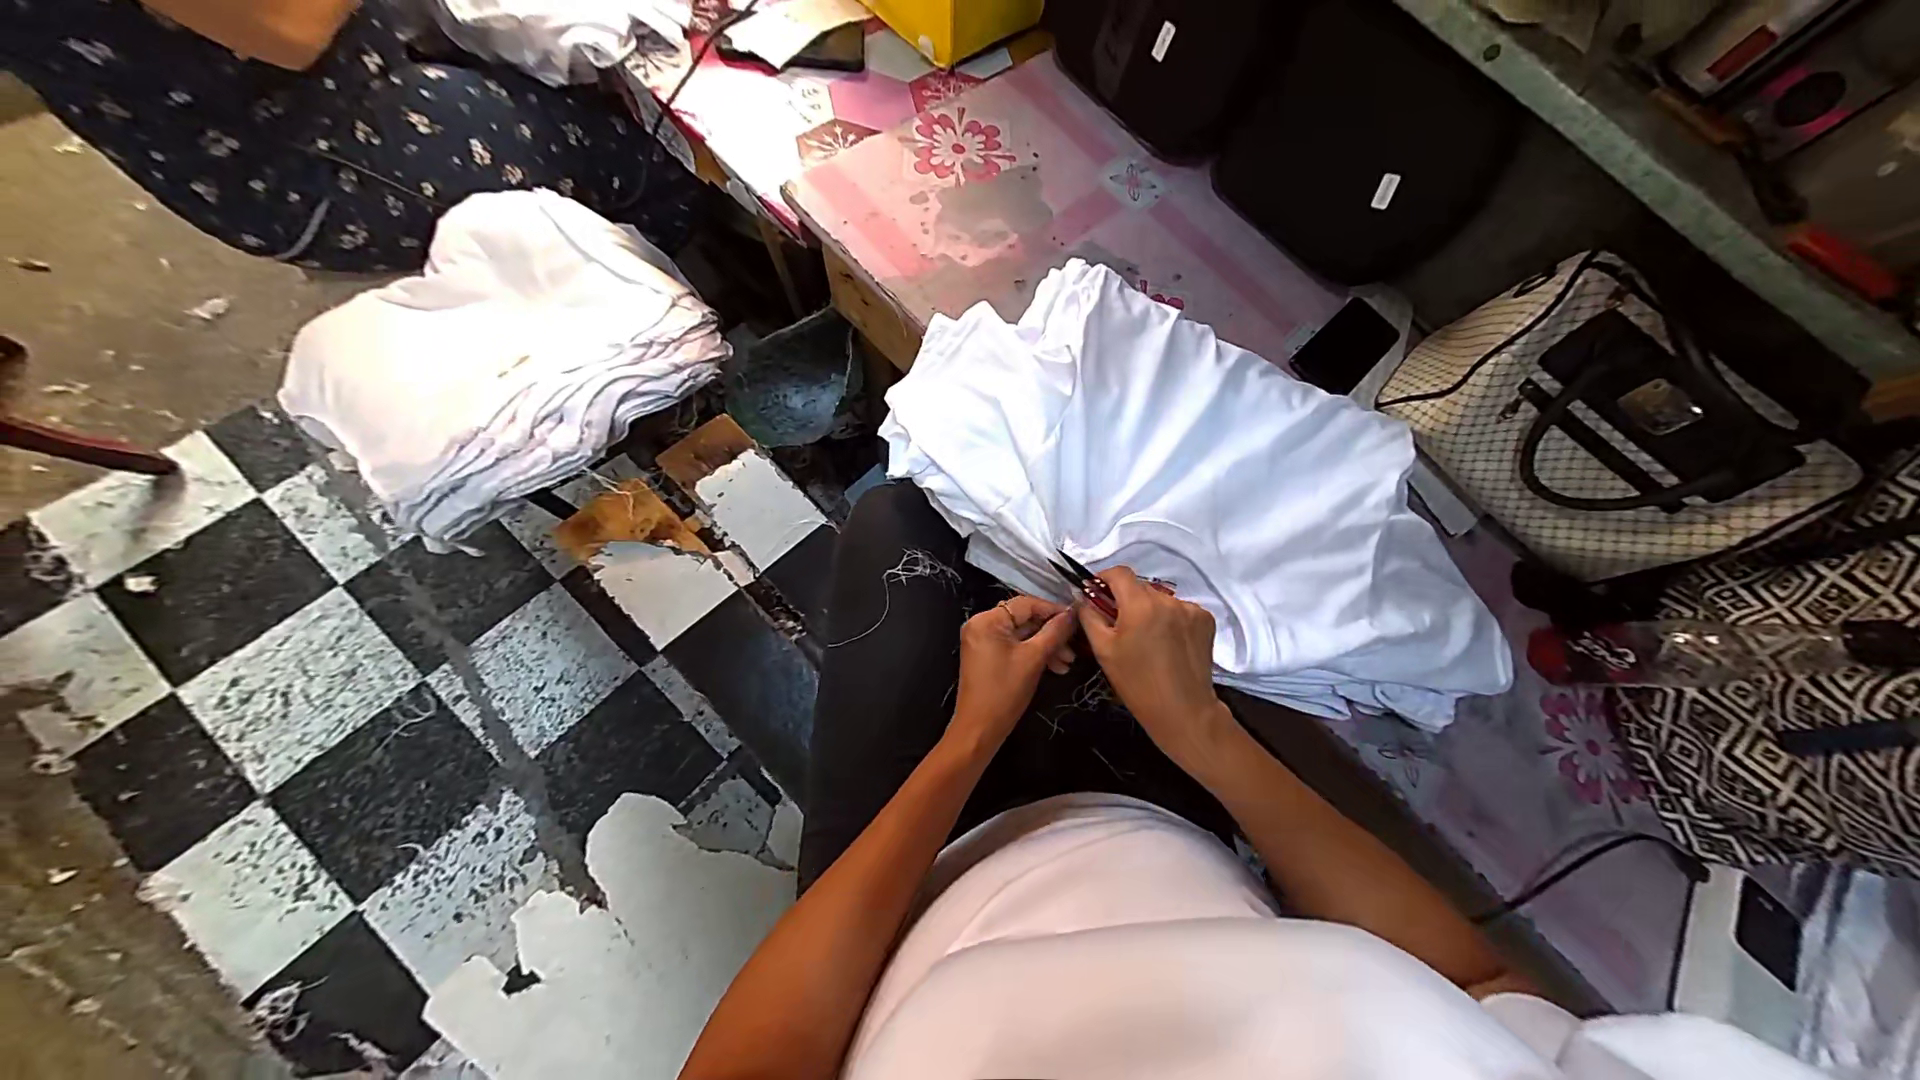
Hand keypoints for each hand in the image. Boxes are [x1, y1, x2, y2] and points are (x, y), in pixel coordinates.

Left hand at [950, 595, 1078, 749]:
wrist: (979, 729)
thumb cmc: (1005, 692)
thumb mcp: (1034, 659)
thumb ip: (1055, 632)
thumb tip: (1071, 613)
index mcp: (987, 620)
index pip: (1026, 604)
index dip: (1053, 610)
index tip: (1076, 620)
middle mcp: (981, 625)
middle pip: (1024, 618)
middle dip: (1051, 633)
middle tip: (1073, 648)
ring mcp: (983, 640)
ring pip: (1022, 634)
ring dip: (1045, 645)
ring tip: (1066, 662)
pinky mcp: (987, 655)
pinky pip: (1014, 646)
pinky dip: (1033, 653)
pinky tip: (1054, 666)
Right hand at [1075, 566, 1238, 776]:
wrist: (1182, 710)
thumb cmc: (1136, 682)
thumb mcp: (1103, 650)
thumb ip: (1089, 616)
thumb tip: (1084, 597)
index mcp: (1140, 605)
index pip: (1119, 572)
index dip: (1104, 578)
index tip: (1097, 592)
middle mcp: (1167, 600)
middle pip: (1140, 586)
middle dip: (1126, 599)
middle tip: (1119, 623)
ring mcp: (1190, 609)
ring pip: (1160, 599)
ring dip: (1149, 609)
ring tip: (1146, 637)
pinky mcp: (1205, 620)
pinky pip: (1180, 609)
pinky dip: (1170, 618)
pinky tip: (1167, 641)